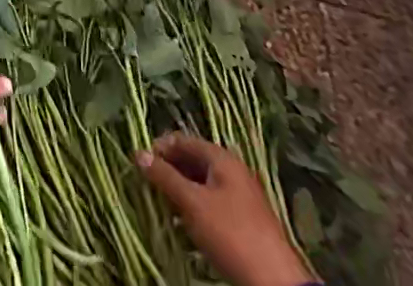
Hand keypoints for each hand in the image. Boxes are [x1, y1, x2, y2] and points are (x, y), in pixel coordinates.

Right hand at [137, 133, 313, 285]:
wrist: (273, 281)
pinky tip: (182, 222)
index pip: (183, 140)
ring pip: (199, 182)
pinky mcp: (240, 218)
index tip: (141, 165)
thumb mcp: (192, 203)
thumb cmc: (230, 233)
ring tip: (161, 204)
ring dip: (178, 190)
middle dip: (168, 170)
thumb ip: (165, 176)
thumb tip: (138, 153)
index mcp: (222, 159)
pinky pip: (209, 201)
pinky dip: (192, 206)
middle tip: (148, 185)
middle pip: (191, 159)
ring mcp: (238, 195)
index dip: (160, 148)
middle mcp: (231, 170)